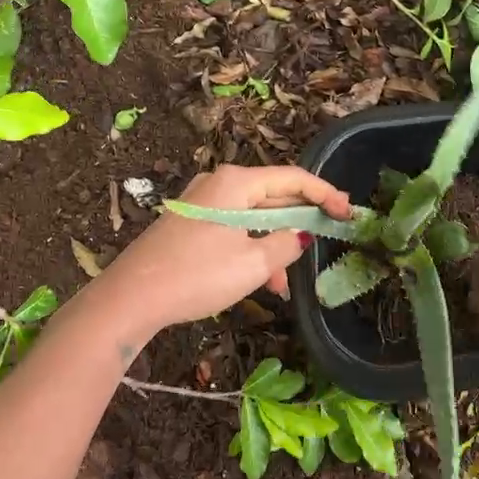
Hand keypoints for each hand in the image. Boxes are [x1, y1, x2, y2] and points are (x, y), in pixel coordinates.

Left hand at [98, 165, 350, 339]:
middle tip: (332, 232)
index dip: (325, 194)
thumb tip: (302, 235)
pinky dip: (252, 247)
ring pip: (254, 215)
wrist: (129, 299)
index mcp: (237, 182)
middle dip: (301, 219)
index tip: (348, 211)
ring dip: (275, 242)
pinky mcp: (190, 223)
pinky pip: (234, 226)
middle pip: (274, 194)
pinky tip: (261, 280)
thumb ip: (287, 244)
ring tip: (286, 280)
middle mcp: (219, 182)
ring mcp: (202, 202)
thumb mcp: (253, 264)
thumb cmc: (196, 276)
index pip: (294, 179)